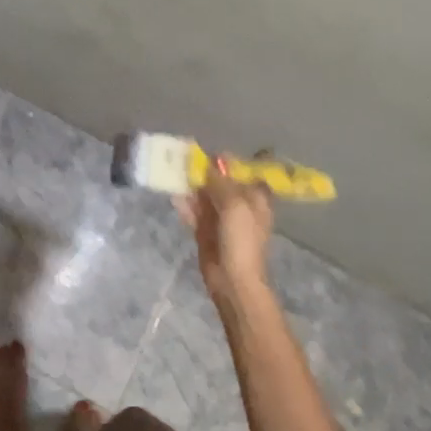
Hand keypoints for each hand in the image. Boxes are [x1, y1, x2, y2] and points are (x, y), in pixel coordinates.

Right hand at [175, 164, 274, 304]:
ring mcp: (222, 217)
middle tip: (185, 158)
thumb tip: (210, 162)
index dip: (232, 160)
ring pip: (205, 194)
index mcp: (255, 196)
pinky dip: (186, 204)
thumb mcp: (234, 204)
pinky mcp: (206, 230)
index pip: (247, 170)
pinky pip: (194, 211)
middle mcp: (239, 203)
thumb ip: (220, 181)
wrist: (233, 279)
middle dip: (205, 170)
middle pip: (222, 180)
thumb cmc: (241, 239)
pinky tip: (174, 197)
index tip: (212, 151)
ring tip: (174, 173)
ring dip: (192, 185)